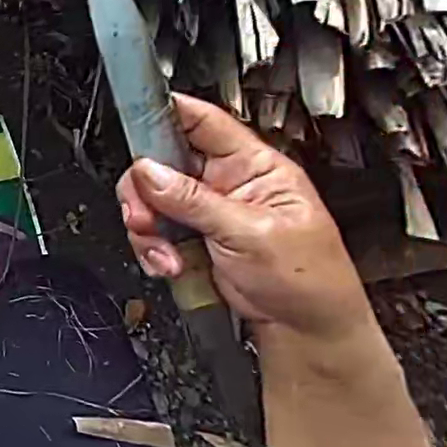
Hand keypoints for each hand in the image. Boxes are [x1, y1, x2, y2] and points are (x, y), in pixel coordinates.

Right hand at [115, 94, 372, 341]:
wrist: (306, 334)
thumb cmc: (310, 282)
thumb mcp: (253, 233)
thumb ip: (195, 201)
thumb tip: (149, 172)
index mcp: (252, 165)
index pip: (203, 122)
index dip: (169, 113)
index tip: (136, 119)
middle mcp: (223, 181)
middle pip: (162, 160)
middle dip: (143, 189)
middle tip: (142, 214)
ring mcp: (204, 209)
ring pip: (150, 197)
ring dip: (146, 225)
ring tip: (162, 252)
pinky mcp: (189, 237)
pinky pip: (152, 230)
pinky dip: (150, 247)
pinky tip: (168, 264)